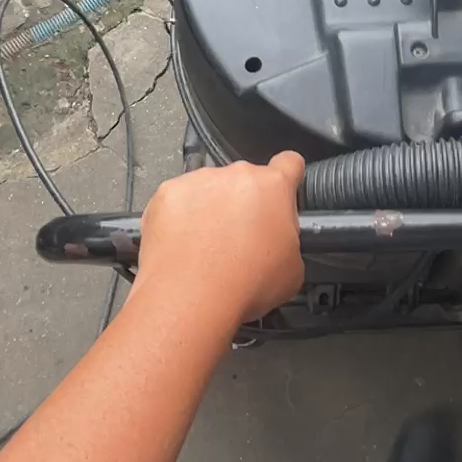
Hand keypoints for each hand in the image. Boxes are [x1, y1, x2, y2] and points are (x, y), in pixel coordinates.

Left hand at [135, 153, 305, 325]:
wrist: (191, 298)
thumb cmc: (241, 284)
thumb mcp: (293, 269)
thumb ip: (290, 240)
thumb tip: (283, 242)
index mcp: (273, 187)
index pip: (290, 162)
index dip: (288, 175)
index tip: (281, 189)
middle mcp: (238, 175)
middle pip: (246, 180)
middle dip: (245, 203)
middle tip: (241, 239)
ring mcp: (201, 181)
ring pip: (210, 188)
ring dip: (212, 208)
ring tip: (209, 247)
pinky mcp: (169, 192)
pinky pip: (179, 199)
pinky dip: (181, 217)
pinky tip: (186, 245)